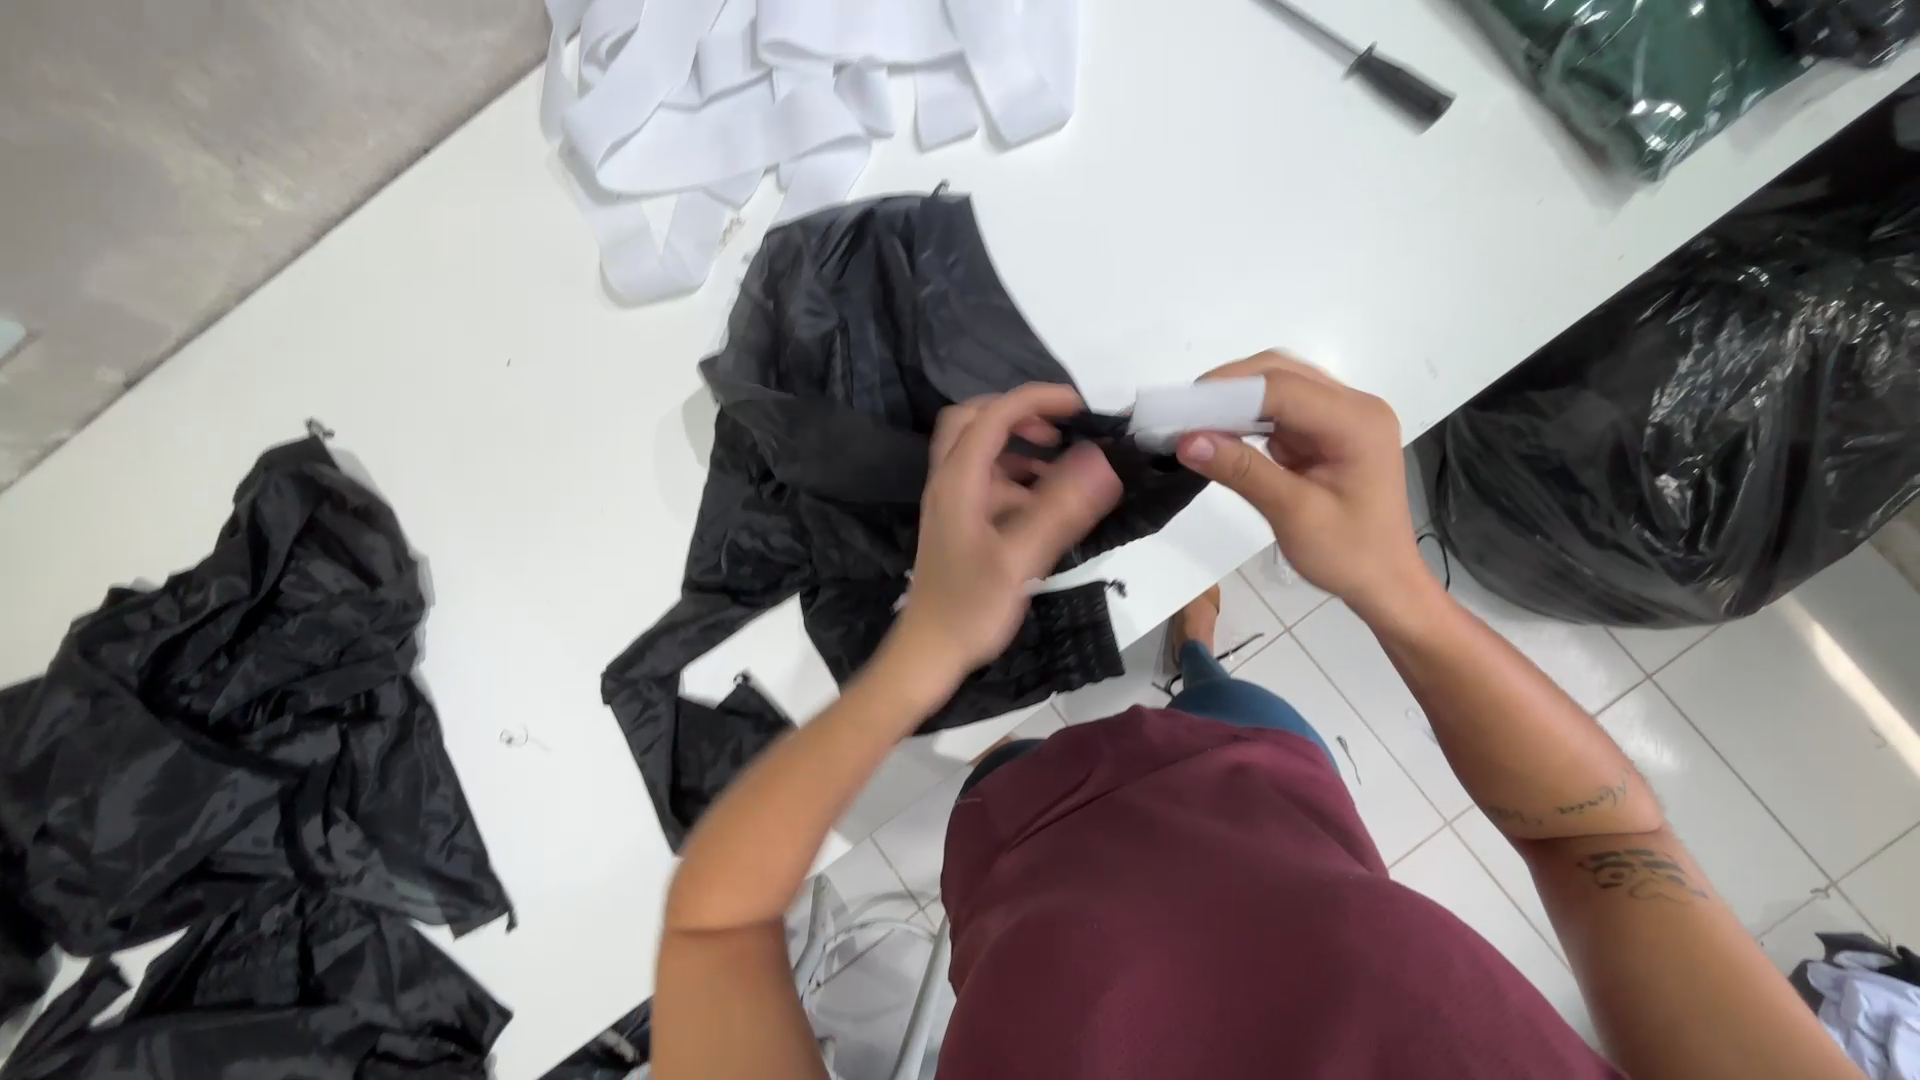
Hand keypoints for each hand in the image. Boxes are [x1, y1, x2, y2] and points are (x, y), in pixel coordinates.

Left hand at [891, 384, 1122, 682]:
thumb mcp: (1021, 560)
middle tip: (1058, 430)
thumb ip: (1060, 509)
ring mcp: (950, 502)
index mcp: (958, 481)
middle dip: (1018, 414)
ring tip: (1061, 465)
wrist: (930, 652)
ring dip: (1018, 447)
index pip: (994, 415)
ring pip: (979, 452)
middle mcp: (948, 482)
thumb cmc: (970, 609)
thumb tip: (1102, 461)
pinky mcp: (957, 523)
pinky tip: (1043, 505)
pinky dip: (1014, 478)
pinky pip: (984, 482)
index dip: (1037, 399)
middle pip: (974, 421)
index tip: (1080, 407)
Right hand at [1175, 352, 1430, 621]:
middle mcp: (1353, 407)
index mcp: (1356, 422)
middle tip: (1180, 415)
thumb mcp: (1293, 514)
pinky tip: (1217, 433)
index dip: (1227, 393)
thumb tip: (1187, 441)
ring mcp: (1339, 418)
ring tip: (1191, 422)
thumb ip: (1242, 471)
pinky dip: (1245, 418)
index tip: (1179, 413)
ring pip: (1277, 387)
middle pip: (1280, 374)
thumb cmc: (1349, 554)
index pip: (1283, 388)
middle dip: (1227, 388)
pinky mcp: (1323, 433)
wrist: (1384, 581)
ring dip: (1234, 400)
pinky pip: (1278, 411)